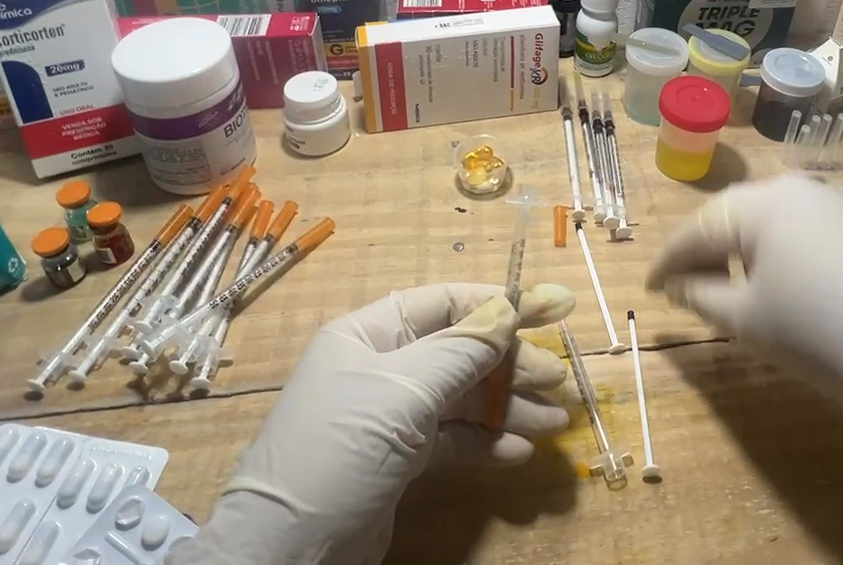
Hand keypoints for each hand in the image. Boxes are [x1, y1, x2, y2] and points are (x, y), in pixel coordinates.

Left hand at [170, 282, 575, 564]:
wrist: (285, 556)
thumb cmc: (342, 450)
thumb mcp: (404, 391)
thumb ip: (463, 349)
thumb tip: (510, 307)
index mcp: (370, 334)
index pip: (446, 303)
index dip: (500, 303)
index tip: (553, 307)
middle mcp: (382, 367)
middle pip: (461, 352)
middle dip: (511, 364)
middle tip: (558, 379)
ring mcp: (391, 415)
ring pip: (463, 398)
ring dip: (508, 407)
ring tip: (554, 422)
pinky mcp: (399, 460)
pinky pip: (453, 439)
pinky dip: (486, 443)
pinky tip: (518, 452)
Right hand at [645, 175, 842, 466]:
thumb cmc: (820, 335)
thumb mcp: (747, 320)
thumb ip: (699, 295)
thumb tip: (674, 284)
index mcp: (761, 203)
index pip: (697, 228)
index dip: (667, 260)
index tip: (648, 286)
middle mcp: (794, 188)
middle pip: (732, 215)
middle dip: (703, 249)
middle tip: (681, 285)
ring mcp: (832, 201)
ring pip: (767, 219)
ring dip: (739, 248)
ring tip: (725, 284)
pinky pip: (800, 227)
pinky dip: (775, 249)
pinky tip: (775, 279)